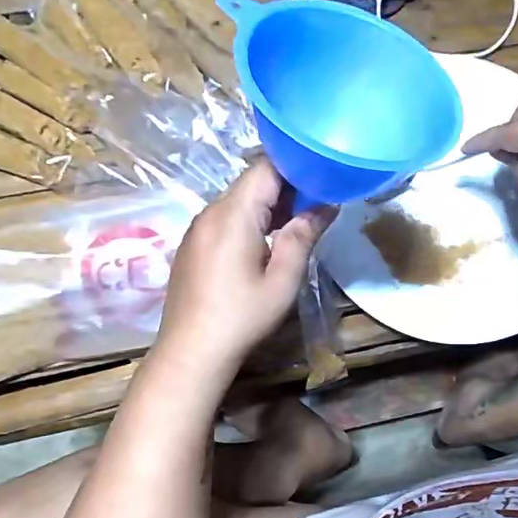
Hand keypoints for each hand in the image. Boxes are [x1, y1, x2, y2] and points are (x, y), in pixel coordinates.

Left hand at [155, 157, 331, 377]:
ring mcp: (197, 228)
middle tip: (320, 203)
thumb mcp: (282, 280)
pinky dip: (251, 220)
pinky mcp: (193, 245)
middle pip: (251, 182)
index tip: (325, 177)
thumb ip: (303, 237)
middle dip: (287, 187)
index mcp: (233, 214)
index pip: (266, 168)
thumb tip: (325, 206)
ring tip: (300, 223)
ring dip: (270, 206)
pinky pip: (225, 219)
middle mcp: (210, 212)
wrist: (191, 351)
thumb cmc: (242, 317)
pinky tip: (268, 243)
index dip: (297, 166)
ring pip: (239, 201)